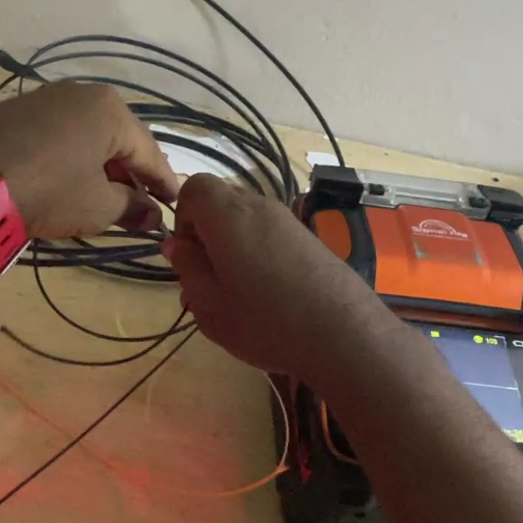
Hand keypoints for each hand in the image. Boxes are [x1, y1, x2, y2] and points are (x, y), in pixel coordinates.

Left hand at [0, 81, 178, 238]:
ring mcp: (48, 97)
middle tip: (146, 198)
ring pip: (90, 134)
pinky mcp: (19, 109)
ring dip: (103, 164)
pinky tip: (74, 177)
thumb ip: (132, 208)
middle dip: (133, 171)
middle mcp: (83, 93)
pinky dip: (75, 156)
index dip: (164, 182)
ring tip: (111, 192)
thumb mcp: (98, 206)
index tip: (176, 204)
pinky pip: (62, 133)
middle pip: (120, 138)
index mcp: (112, 111)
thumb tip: (153, 215)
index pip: (149, 152)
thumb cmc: (48, 190)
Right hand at [164, 174, 400, 380]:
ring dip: (233, 250)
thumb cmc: (265, 321)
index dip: (182, 219)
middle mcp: (260, 207)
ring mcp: (289, 222)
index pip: (194, 187)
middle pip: (221, 204)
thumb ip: (187, 268)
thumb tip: (178, 244)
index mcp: (228, 214)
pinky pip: (270, 237)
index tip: (189, 256)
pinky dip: (259, 257)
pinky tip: (267, 298)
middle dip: (207, 236)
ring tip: (237, 296)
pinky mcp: (310, 241)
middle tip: (208, 282)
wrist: (344, 334)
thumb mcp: (209, 304)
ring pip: (246, 223)